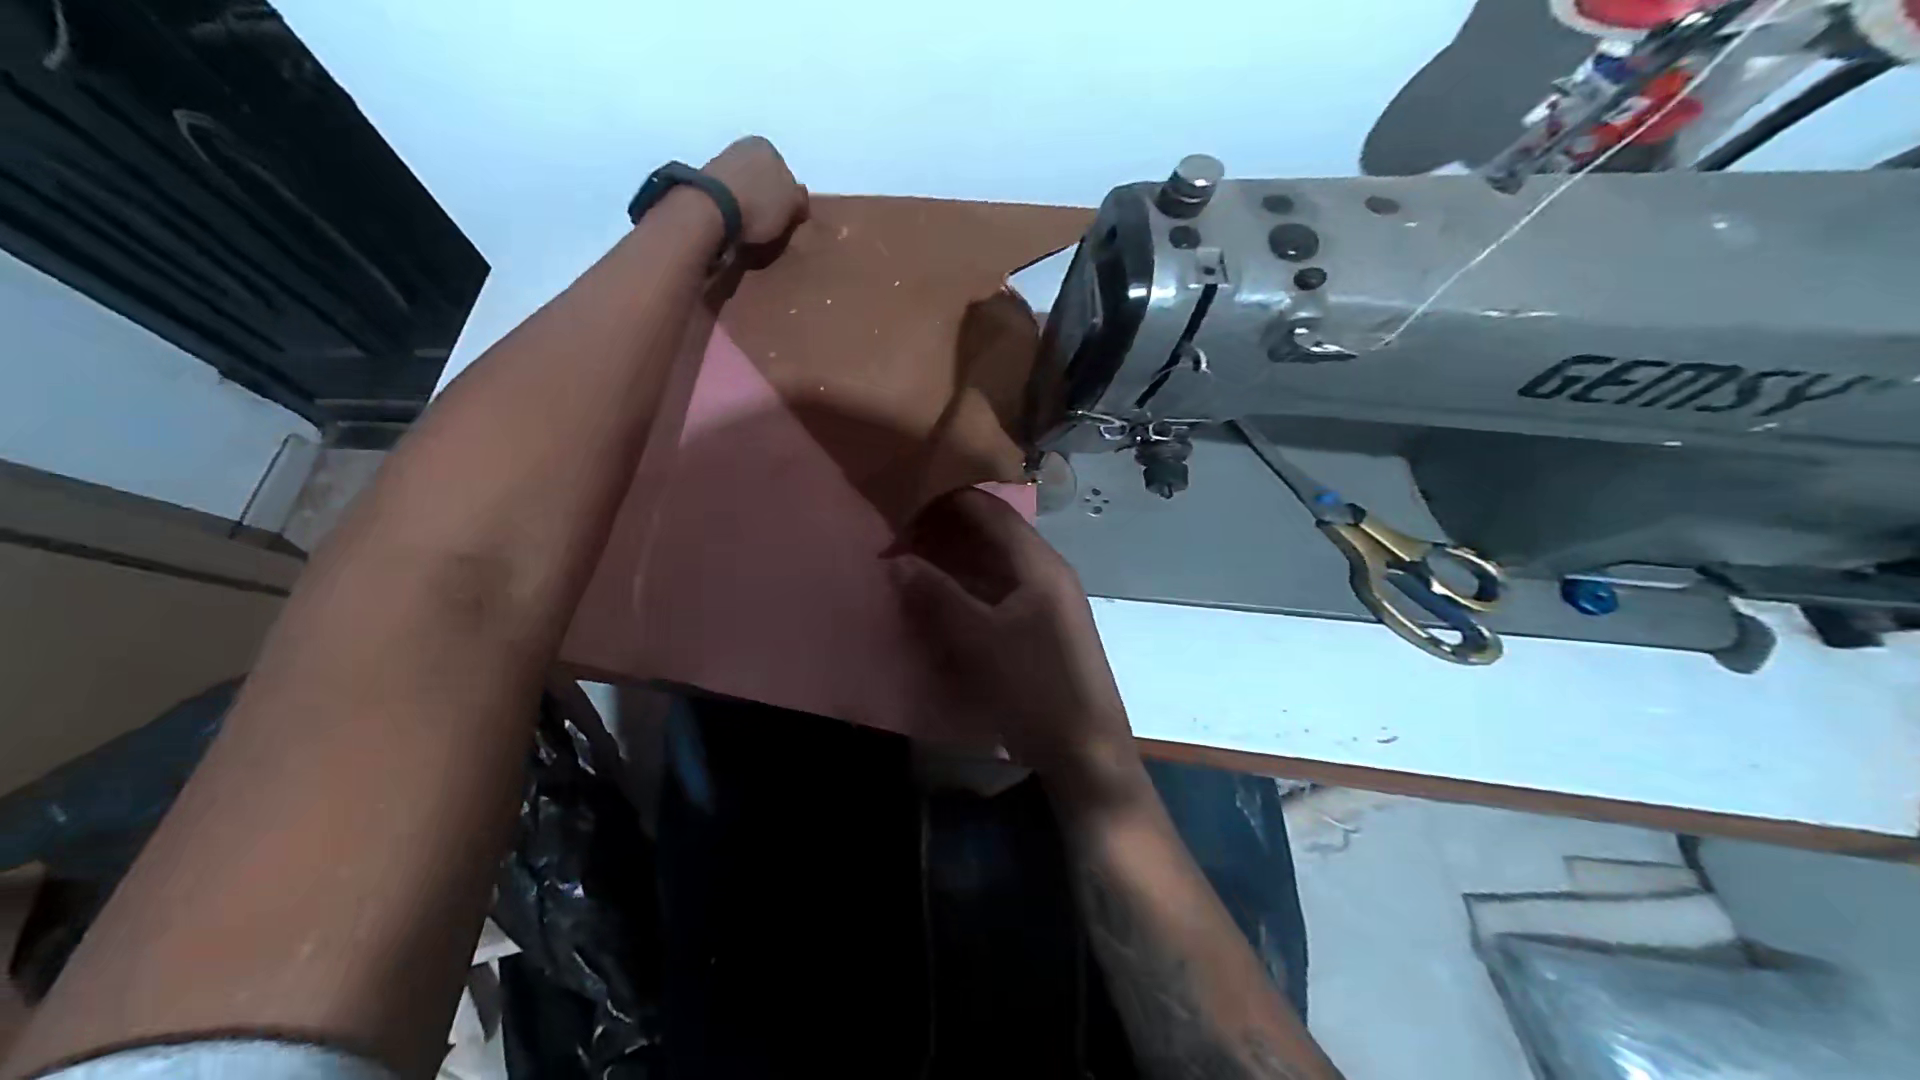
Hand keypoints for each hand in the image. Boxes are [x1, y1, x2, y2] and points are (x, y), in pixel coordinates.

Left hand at [701, 136, 808, 245]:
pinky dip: (732, 206)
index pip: (786, 173)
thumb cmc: (760, 205)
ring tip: (750, 224)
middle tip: (769, 221)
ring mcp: (722, 161)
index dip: (788, 198)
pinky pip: (727, 194)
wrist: (712, 210)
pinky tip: (734, 222)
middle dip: (767, 195)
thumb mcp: (793, 204)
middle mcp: (743, 146)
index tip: (786, 216)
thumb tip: (798, 196)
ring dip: (749, 201)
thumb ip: (800, 198)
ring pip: (745, 184)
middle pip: (764, 177)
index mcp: (767, 146)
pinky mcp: (705, 180)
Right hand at [890, 489, 1141, 793]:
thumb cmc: (1035, 689)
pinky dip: (967, 590)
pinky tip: (940, 603)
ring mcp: (1047, 600)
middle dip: (942, 534)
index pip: (986, 508)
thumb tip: (896, 559)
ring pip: (992, 564)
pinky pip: (999, 592)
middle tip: (896, 545)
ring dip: (952, 563)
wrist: (1086, 752)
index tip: (899, 512)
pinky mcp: (1042, 628)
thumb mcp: (979, 641)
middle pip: (990, 534)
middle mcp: (1046, 572)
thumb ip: (936, 594)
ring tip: (909, 570)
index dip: (941, 503)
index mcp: (1038, 563)